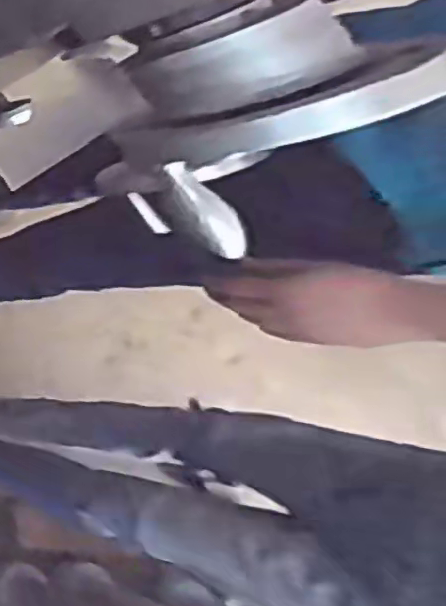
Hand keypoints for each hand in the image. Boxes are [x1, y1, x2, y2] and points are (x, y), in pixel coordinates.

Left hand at [205, 259, 445, 345]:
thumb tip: (240, 264)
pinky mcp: (310, 341)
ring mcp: (294, 329)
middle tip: (213, 287)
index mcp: (277, 292)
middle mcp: (279, 313)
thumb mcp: (310, 266)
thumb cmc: (358, 281)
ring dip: (239, 308)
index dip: (213, 281)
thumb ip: (271, 267)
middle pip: (236, 305)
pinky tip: (262, 314)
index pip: (231, 287)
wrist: (402, 311)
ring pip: (251, 319)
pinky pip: (273, 331)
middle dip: (220, 295)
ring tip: (235, 298)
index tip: (203, 275)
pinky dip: (260, 321)